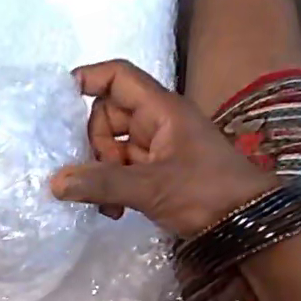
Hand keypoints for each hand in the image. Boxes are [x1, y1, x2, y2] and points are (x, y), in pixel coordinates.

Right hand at [49, 59, 277, 238]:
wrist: (245, 222)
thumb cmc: (206, 192)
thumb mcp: (152, 187)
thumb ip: (103, 183)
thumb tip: (55, 182)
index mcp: (160, 110)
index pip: (117, 77)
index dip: (88, 79)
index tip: (58, 102)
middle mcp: (155, 123)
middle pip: (106, 116)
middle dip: (93, 146)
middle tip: (99, 176)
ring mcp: (155, 148)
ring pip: (110, 148)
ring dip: (100, 174)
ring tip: (108, 204)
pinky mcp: (154, 173)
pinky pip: (119, 171)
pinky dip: (110, 188)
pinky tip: (114, 212)